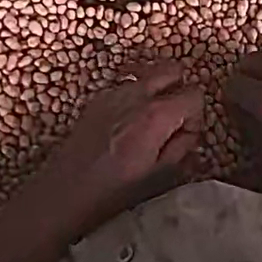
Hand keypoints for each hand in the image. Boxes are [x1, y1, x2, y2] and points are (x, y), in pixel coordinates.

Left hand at [16, 59, 204, 235]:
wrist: (66, 191)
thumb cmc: (114, 190)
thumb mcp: (160, 175)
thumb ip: (182, 147)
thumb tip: (189, 133)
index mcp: (157, 115)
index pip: (195, 94)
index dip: (196, 116)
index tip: (186, 136)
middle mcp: (136, 95)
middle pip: (172, 70)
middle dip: (180, 89)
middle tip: (175, 120)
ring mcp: (113, 94)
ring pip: (148, 75)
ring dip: (158, 92)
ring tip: (152, 125)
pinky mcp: (97, 100)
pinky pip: (126, 86)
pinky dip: (136, 98)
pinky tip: (129, 127)